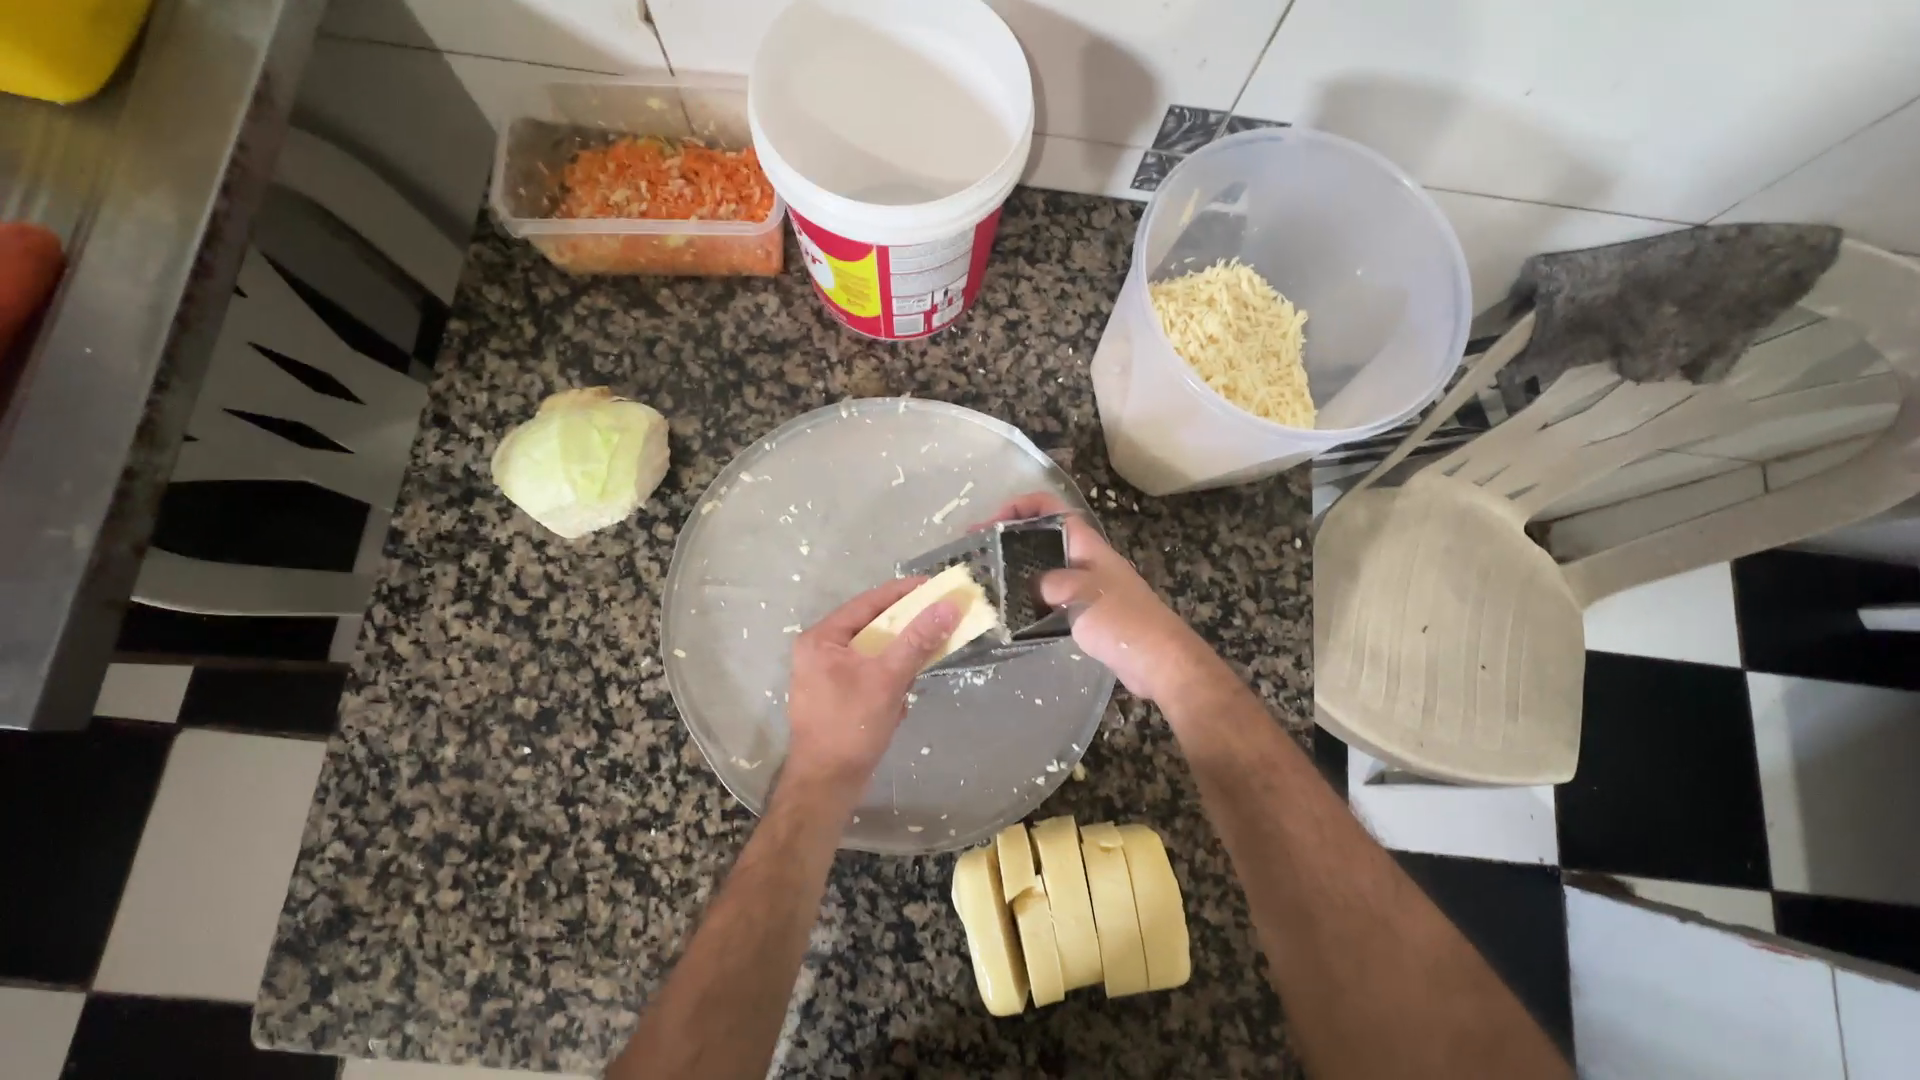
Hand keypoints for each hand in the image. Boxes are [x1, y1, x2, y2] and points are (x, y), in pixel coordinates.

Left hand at [784, 577, 959, 793]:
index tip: (937, 586)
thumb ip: (918, 640)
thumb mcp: (888, 679)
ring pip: (875, 654)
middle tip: (941, 620)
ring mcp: (827, 676)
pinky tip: (902, 700)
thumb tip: (948, 606)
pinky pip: (871, 676)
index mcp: (822, 639)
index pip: (869, 602)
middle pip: (873, 627)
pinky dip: (891, 681)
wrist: (826, 785)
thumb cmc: (850, 727)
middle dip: (907, 629)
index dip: (905, 592)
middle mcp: (820, 651)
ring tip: (923, 665)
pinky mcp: (838, 698)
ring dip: (900, 660)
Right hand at [981, 492, 1220, 703]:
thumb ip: (1047, 582)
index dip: (1022, 506)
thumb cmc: (1122, 620)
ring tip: (990, 583)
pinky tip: (1015, 615)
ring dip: (1020, 572)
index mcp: (1087, 545)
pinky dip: (1033, 601)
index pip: (1052, 509)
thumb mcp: (1078, 593)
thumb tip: (1030, 586)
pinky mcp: (1089, 614)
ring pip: (1047, 570)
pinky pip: (1054, 599)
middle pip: (1045, 538)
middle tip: (982, 554)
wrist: (1159, 660)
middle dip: (1012, 541)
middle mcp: (1087, 560)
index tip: (992, 522)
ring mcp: (1089, 587)